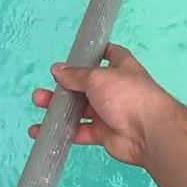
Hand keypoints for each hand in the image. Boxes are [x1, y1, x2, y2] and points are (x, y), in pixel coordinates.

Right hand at [28, 44, 183, 168]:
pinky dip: (63, 131)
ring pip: (79, 109)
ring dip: (59, 108)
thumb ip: (76, 75)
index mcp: (120, 67)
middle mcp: (115, 88)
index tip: (75, 55)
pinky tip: (44, 131)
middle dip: (64, 86)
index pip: (108, 54)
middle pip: (85, 85)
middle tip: (45, 89)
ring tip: (39, 105)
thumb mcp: (98, 77)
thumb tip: (58, 70)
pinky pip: (79, 131)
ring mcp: (109, 111)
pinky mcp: (103, 133)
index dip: (93, 53)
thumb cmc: (129, 95)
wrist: (147, 132)